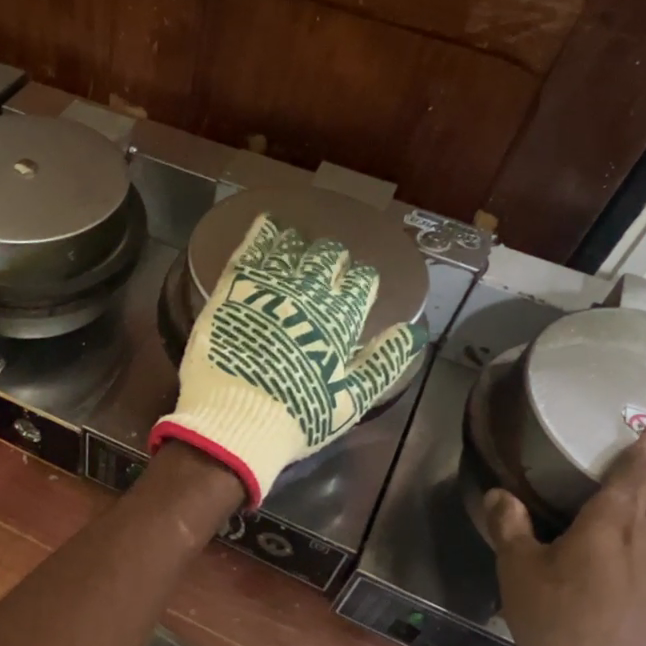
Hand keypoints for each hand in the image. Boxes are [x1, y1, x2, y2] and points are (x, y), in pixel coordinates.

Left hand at [150, 213, 426, 507]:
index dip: (359, 282)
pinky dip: (260, 234)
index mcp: (341, 318)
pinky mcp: (231, 291)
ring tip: (296, 241)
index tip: (355, 284)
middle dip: (331, 257)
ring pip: (289, 250)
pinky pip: (249, 252)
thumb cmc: (296, 418)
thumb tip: (414, 332)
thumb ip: (384, 362)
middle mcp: (308, 294)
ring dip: (298, 244)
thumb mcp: (353, 399)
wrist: (235, 422)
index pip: (360, 283)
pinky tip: (265, 224)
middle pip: (326, 259)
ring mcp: (267, 289)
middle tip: (326, 261)